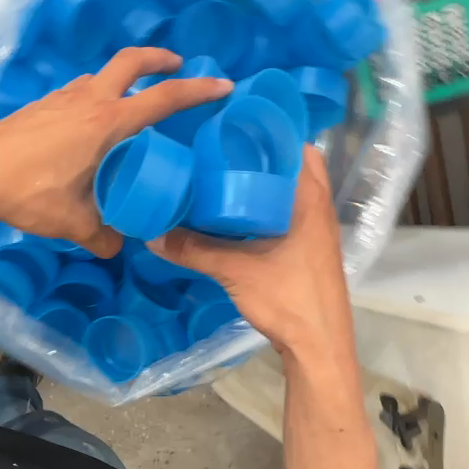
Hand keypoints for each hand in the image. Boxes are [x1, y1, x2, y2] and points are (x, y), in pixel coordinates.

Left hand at [0, 47, 231, 257]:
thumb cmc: (29, 193)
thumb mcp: (73, 222)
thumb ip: (101, 235)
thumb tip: (115, 247)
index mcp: (107, 122)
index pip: (163, 99)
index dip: (197, 91)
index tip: (222, 86)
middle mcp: (87, 100)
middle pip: (131, 62)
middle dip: (159, 59)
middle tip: (177, 68)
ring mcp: (60, 99)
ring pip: (99, 75)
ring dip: (121, 78)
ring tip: (130, 101)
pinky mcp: (39, 107)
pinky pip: (77, 91)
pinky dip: (93, 95)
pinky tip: (86, 124)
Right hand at [149, 147, 354, 361]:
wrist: (317, 345)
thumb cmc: (287, 299)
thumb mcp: (234, 270)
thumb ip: (193, 249)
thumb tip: (151, 234)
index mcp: (308, 198)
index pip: (293, 145)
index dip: (264, 130)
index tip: (228, 123)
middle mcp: (317, 206)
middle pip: (288, 166)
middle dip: (256, 155)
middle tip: (216, 148)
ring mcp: (314, 228)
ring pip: (285, 191)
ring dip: (259, 183)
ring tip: (218, 174)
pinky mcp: (305, 249)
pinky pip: (283, 212)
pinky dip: (261, 206)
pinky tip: (232, 214)